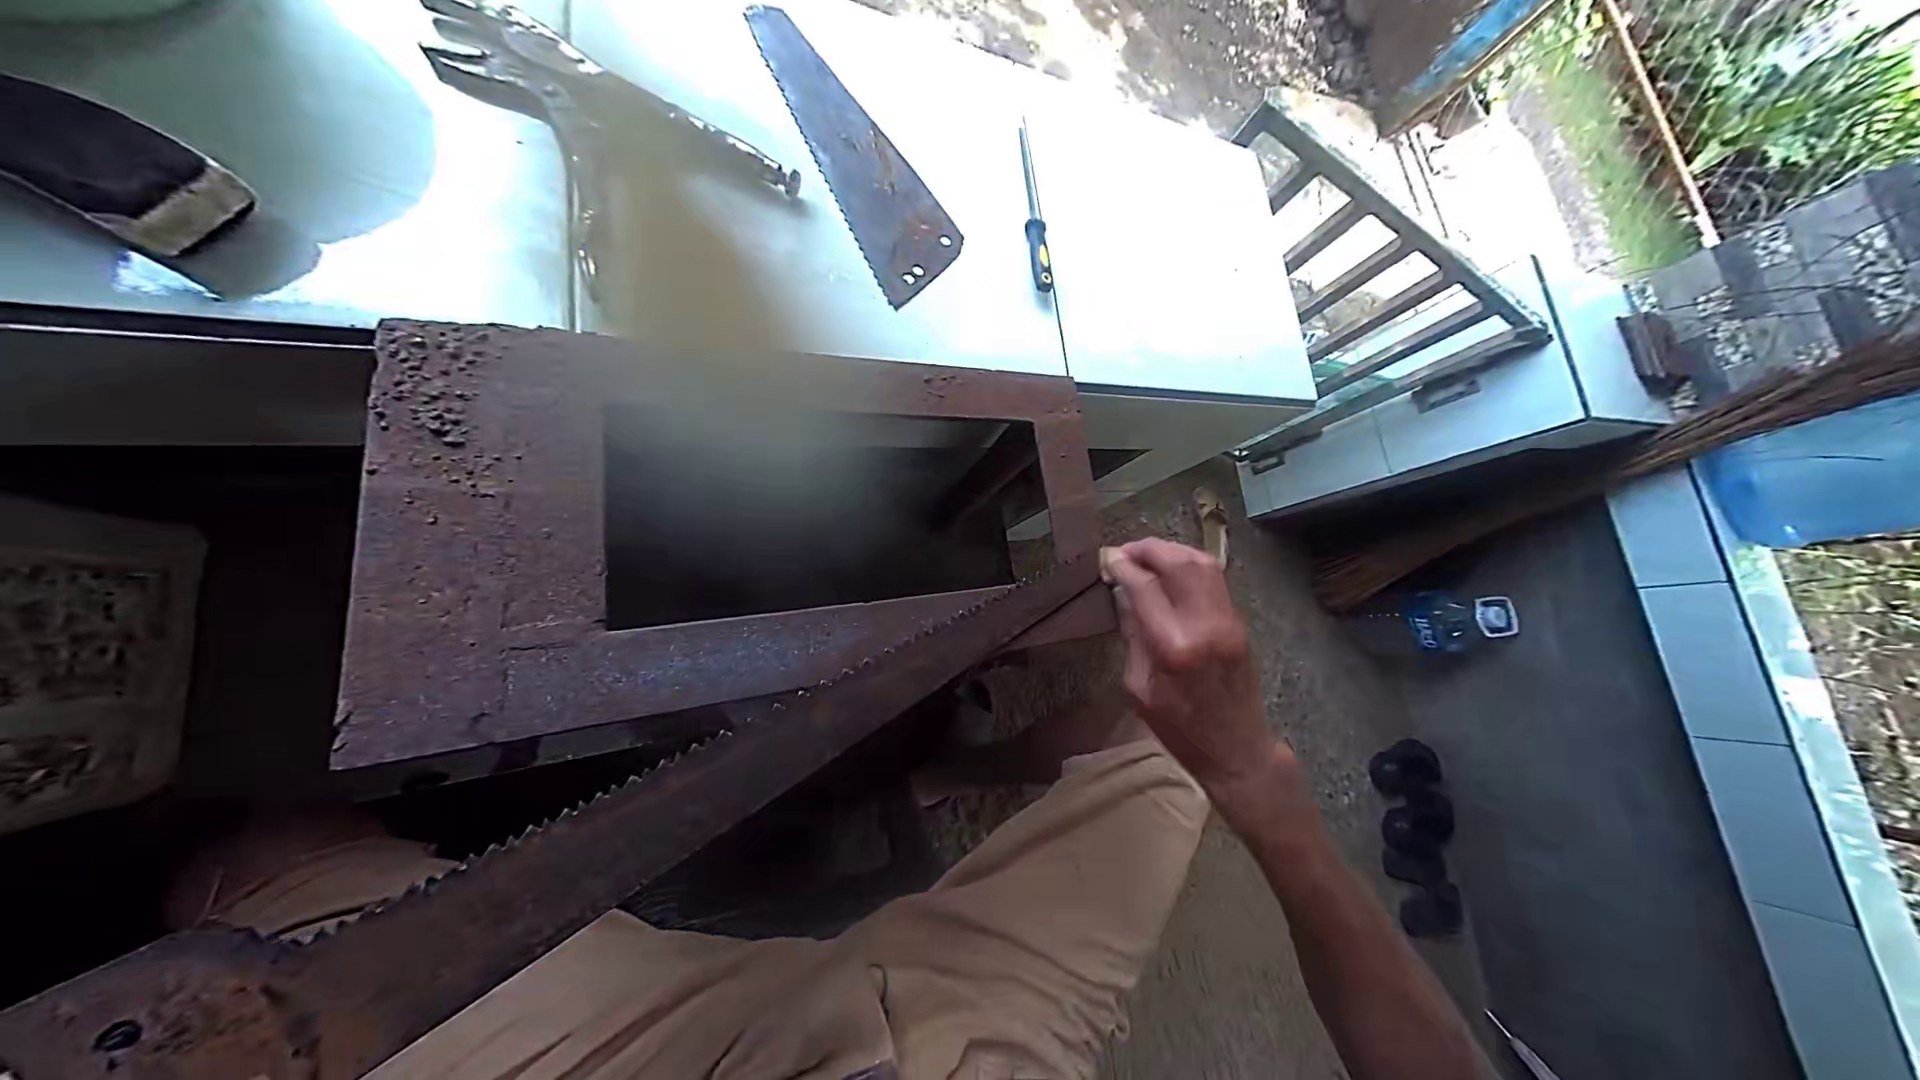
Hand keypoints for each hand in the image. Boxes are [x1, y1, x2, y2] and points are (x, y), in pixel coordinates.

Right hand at [1101, 539, 1314, 834]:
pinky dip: (1189, 565)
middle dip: (1147, 549)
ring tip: (1146, 555)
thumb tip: (1125, 596)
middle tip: (1125, 551)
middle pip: (1177, 563)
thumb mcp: (1138, 687)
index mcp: (1172, 646)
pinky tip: (1170, 570)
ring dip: (1170, 551)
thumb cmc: (1178, 729)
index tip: (1107, 560)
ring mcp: (1227, 621)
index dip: (1123, 566)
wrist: (1236, 749)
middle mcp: (1204, 625)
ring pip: (1201, 563)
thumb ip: (1132, 636)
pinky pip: (1213, 579)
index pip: (1144, 587)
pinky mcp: (1238, 622)